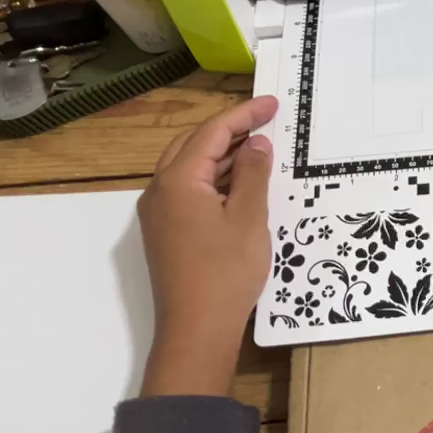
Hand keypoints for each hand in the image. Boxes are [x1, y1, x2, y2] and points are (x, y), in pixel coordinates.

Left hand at [136, 96, 277, 396]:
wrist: (197, 328)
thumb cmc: (226, 271)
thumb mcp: (249, 218)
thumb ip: (253, 175)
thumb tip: (256, 144)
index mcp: (178, 182)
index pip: (211, 134)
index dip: (243, 115)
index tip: (272, 104)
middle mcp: (160, 191)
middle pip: (193, 145)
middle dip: (228, 130)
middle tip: (265, 121)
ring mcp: (160, 213)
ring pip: (190, 168)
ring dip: (223, 154)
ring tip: (259, 148)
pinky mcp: (167, 231)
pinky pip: (189, 189)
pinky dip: (216, 177)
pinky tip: (241, 182)